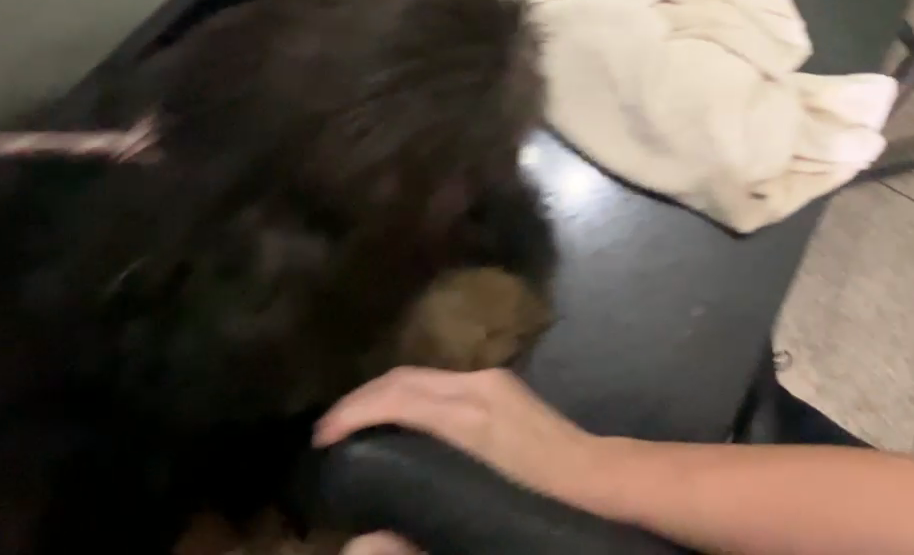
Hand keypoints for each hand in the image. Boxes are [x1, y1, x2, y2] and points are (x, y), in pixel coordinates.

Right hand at [315, 366, 611, 510]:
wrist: (592, 476)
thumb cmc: (534, 501)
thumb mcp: (474, 514)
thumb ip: (416, 529)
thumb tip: (359, 544)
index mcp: (468, 416)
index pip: (397, 398)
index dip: (352, 413)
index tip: (320, 439)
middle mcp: (477, 386)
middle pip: (405, 377)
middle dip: (360, 399)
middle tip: (327, 434)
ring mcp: (491, 380)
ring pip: (423, 374)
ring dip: (384, 393)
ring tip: (354, 427)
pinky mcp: (500, 385)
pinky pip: (441, 381)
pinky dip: (410, 394)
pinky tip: (399, 420)